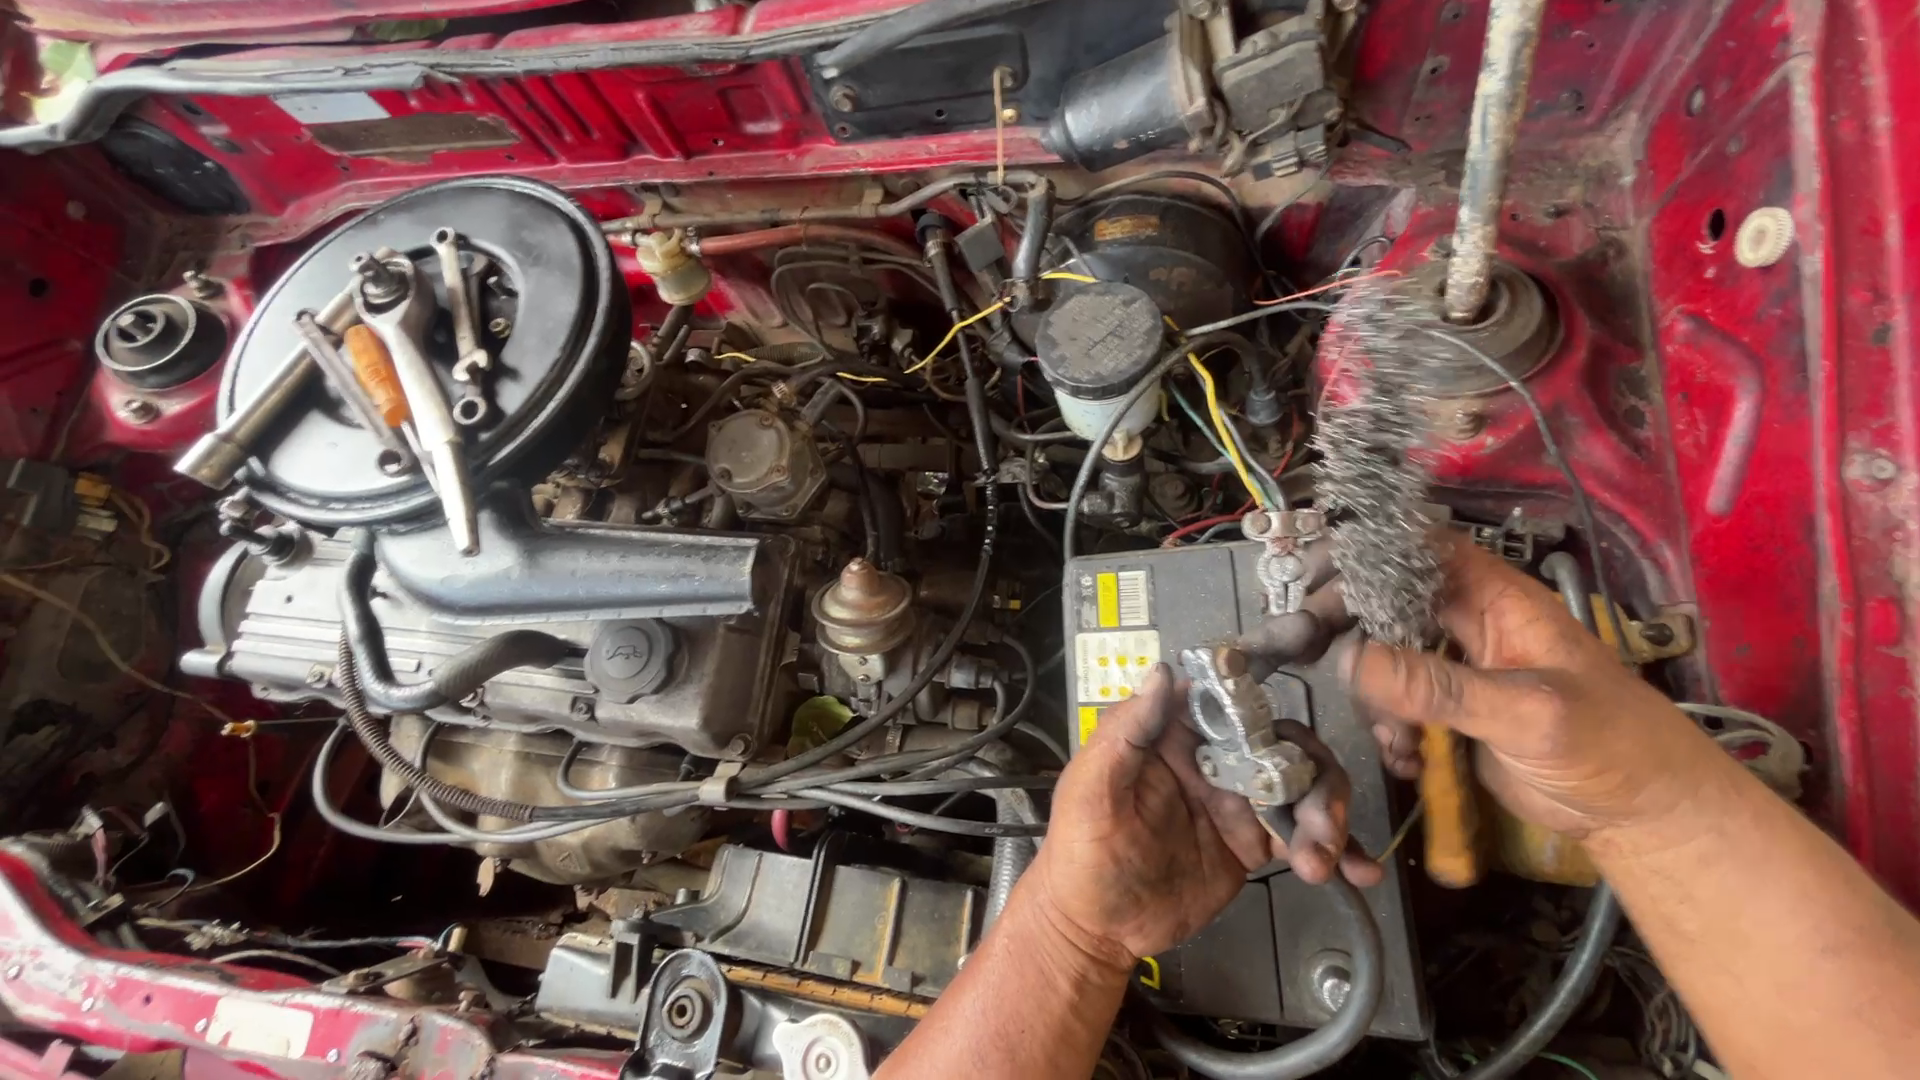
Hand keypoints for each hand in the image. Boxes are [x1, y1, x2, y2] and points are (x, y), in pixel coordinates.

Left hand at [1022, 664, 1381, 974]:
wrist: (1097, 927)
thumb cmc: (1082, 849)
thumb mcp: (1092, 787)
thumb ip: (1126, 730)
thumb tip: (1162, 670)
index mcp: (1171, 734)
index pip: (1224, 694)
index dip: (1264, 674)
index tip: (1310, 648)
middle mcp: (1210, 757)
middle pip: (1281, 740)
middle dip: (1313, 772)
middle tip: (1321, 821)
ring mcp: (1236, 799)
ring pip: (1301, 785)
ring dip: (1328, 816)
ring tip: (1321, 862)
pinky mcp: (1253, 843)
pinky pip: (1303, 835)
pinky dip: (1337, 850)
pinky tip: (1360, 871)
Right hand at [1345, 539, 1722, 838]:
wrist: (1645, 818)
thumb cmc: (1612, 747)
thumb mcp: (1528, 712)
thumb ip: (1440, 687)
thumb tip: (1350, 660)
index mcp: (1495, 599)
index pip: (1419, 551)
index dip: (1366, 551)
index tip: (1313, 575)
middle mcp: (1467, 624)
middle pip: (1385, 602)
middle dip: (1349, 630)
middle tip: (1314, 653)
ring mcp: (1453, 668)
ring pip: (1381, 659)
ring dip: (1374, 700)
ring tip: (1398, 741)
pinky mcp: (1445, 711)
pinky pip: (1393, 705)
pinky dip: (1388, 730)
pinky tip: (1408, 759)